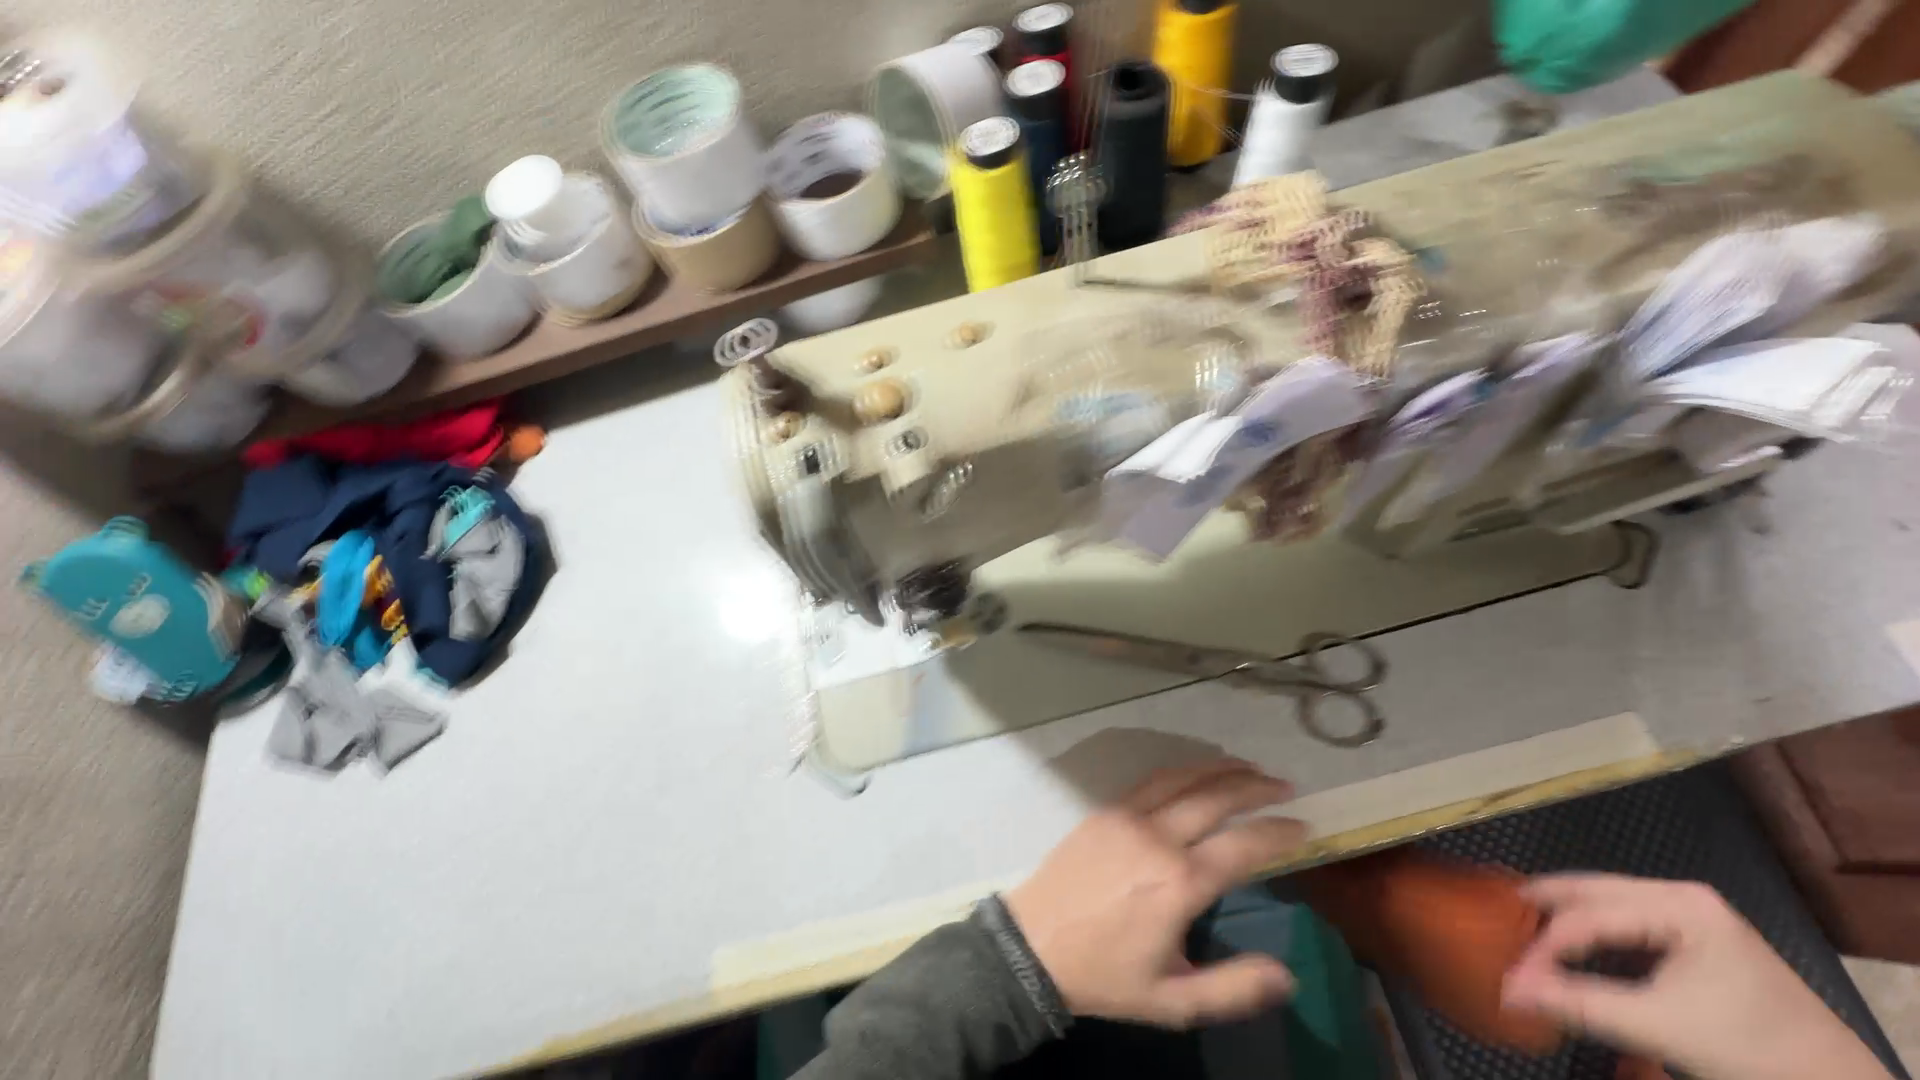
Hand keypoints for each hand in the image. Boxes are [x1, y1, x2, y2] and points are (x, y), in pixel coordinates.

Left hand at [1004, 758, 1308, 1028]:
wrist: (1033, 947)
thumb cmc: (1105, 976)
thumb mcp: (1172, 1001)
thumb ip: (1233, 989)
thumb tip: (1288, 976)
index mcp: (1180, 882)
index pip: (1244, 845)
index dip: (1280, 832)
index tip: (1305, 827)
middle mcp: (1157, 838)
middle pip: (1216, 798)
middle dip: (1256, 788)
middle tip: (1285, 786)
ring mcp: (1127, 818)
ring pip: (1183, 779)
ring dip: (1220, 770)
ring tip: (1250, 768)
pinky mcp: (1104, 812)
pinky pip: (1151, 781)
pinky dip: (1182, 771)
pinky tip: (1197, 774)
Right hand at [1502, 874, 1893, 1079]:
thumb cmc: (1753, 1051)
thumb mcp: (1661, 1028)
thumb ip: (1580, 1005)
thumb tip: (1509, 991)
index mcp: (1681, 906)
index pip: (1589, 915)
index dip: (1545, 944)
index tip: (1513, 974)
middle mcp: (1682, 895)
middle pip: (1591, 890)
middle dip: (1542, 908)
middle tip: (1496, 925)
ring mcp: (1690, 911)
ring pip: (1604, 900)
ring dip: (1563, 918)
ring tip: (1524, 937)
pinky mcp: (1692, 932)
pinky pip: (1624, 919)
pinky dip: (1590, 931)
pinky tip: (1568, 949)